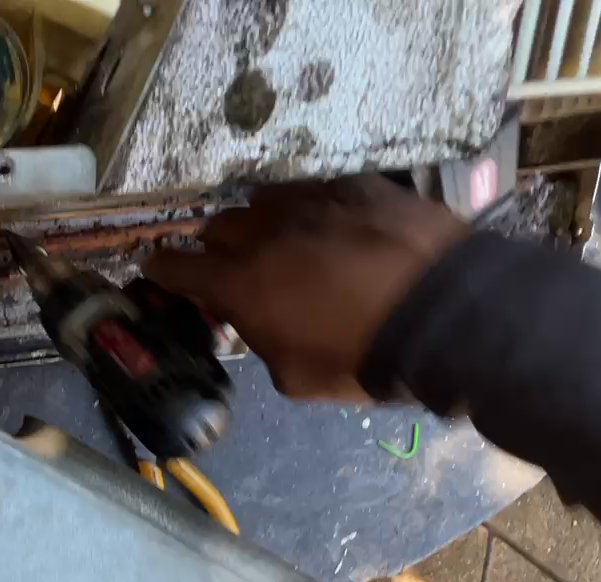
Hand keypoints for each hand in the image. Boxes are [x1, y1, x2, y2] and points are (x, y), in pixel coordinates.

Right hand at [143, 175, 467, 400]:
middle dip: (214, 247)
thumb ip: (259, 340)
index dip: (161, 268)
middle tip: (228, 265)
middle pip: (217, 228)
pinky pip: (314, 189)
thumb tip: (256, 322)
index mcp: (240, 286)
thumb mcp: (290, 375)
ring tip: (274, 237)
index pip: (177, 268)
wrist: (445, 317)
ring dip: (258, 220)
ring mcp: (313, 204)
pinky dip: (307, 206)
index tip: (154, 267)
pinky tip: (322, 222)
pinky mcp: (359, 187)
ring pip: (262, 200)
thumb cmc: (357, 358)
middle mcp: (265, 236)